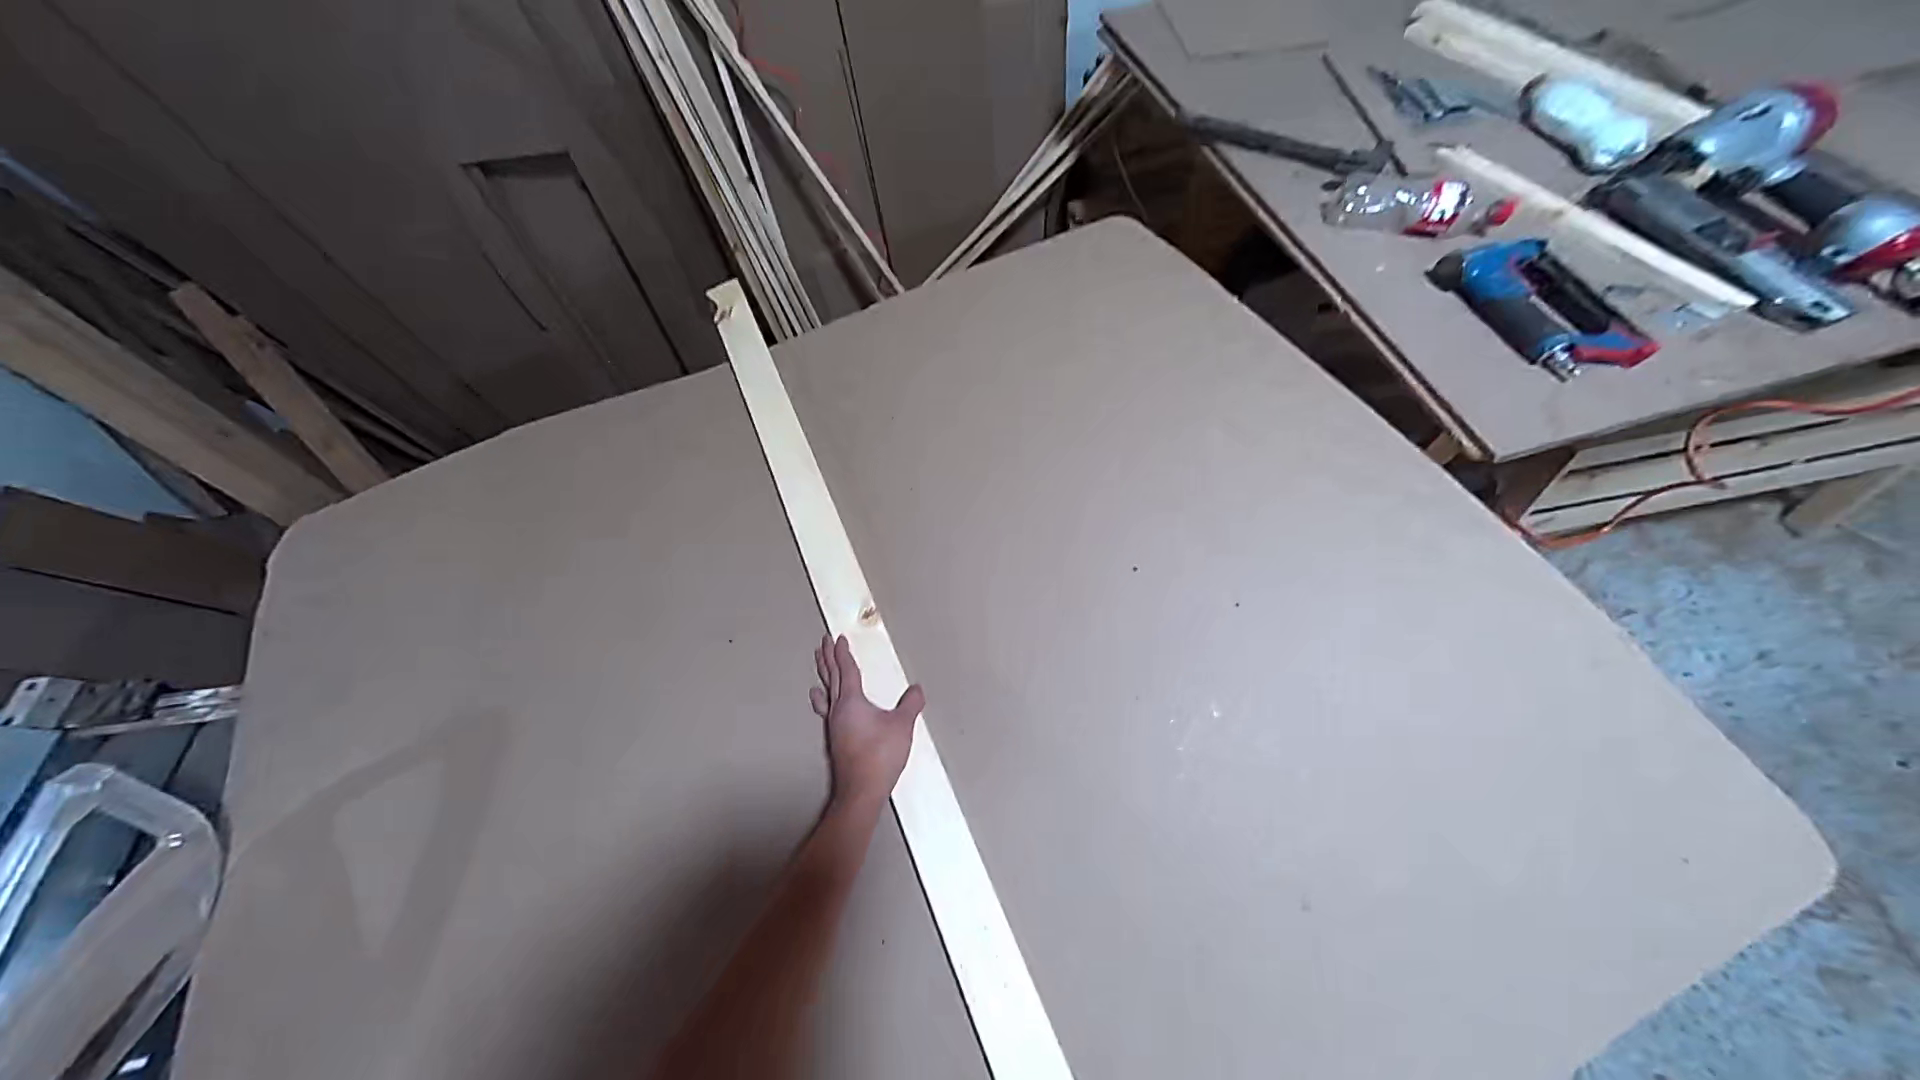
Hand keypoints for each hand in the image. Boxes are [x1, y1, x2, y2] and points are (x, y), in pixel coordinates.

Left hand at [810, 635, 923, 809]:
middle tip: (822, 644)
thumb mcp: (902, 726)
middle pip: (830, 677)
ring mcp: (834, 725)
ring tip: (818, 663)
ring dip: (823, 674)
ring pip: (826, 691)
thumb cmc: (879, 757)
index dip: (842, 654)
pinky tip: (820, 700)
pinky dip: (823, 696)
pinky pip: (826, 707)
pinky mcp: (835, 738)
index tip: (837, 639)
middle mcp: (838, 710)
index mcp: (851, 702)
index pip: (846, 671)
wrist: (861, 791)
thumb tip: (917, 690)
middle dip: (828, 658)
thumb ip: (910, 705)